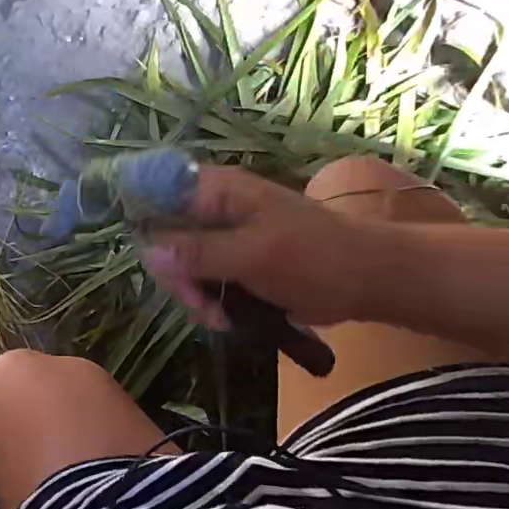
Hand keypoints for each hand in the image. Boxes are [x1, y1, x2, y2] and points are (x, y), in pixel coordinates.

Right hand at [139, 164, 385, 329]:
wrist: (366, 279)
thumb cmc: (315, 257)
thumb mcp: (254, 255)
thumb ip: (200, 252)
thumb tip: (147, 250)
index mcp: (217, 189)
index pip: (158, 189)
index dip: (142, 218)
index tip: (149, 259)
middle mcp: (214, 208)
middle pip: (165, 235)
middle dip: (175, 273)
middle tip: (198, 302)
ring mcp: (224, 236)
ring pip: (181, 263)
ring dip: (194, 293)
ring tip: (218, 317)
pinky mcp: (234, 262)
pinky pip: (203, 280)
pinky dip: (209, 301)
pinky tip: (225, 319)